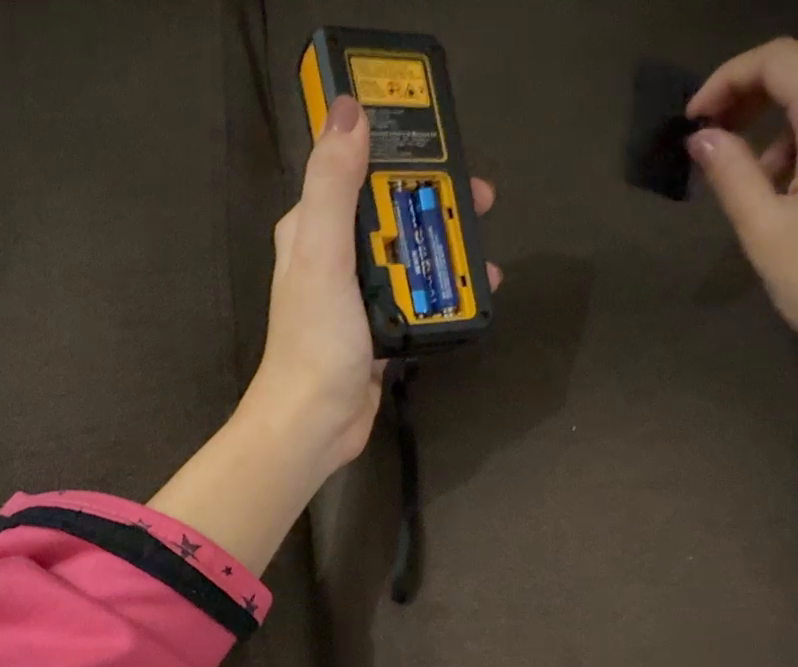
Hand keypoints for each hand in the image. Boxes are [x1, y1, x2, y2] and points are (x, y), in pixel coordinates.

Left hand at [239, 95, 499, 475]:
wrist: (316, 424)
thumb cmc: (317, 342)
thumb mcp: (323, 256)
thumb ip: (333, 186)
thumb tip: (349, 111)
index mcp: (311, 229)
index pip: (354, 171)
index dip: (398, 153)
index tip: (444, 147)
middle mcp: (332, 255)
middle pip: (390, 212)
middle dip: (435, 203)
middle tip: (483, 203)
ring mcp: (356, 294)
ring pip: (408, 254)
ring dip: (446, 247)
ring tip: (485, 255)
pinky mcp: (377, 327)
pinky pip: (416, 295)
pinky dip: (443, 289)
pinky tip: (474, 291)